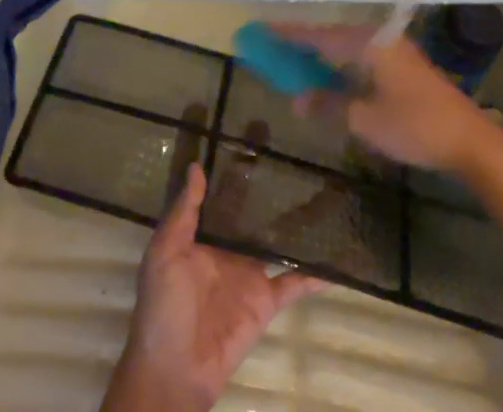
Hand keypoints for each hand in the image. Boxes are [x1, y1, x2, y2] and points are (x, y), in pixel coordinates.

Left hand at [103, 163, 323, 410]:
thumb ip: (183, 213)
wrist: (176, 368)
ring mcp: (249, 275)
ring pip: (279, 241)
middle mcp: (227, 250)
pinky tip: (340, 258)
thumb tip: (197, 167)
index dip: (234, 167)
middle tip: (295, 152)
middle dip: (270, 186)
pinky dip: (316, 273)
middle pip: (253, 212)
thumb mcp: (164, 253)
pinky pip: (296, 283)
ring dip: (300, 223)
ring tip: (328, 193)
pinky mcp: (267, 302)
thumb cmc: (163, 305)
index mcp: (200, 236)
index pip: (220, 194)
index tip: (252, 135)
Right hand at [277, 23, 495, 172]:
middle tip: (271, 49)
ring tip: (292, 64)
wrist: (472, 143)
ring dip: (321, 57)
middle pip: (332, 37)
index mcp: (369, 44)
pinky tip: (328, 80)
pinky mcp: (404, 70)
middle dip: (302, 44)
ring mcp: (395, 54)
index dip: (288, 35)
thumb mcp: (365, 119)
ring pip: (347, 49)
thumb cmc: (416, 127)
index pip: (319, 35)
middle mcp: (381, 40)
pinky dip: (340, 67)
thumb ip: (329, 104)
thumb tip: (298, 99)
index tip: (261, 31)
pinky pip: (361, 60)